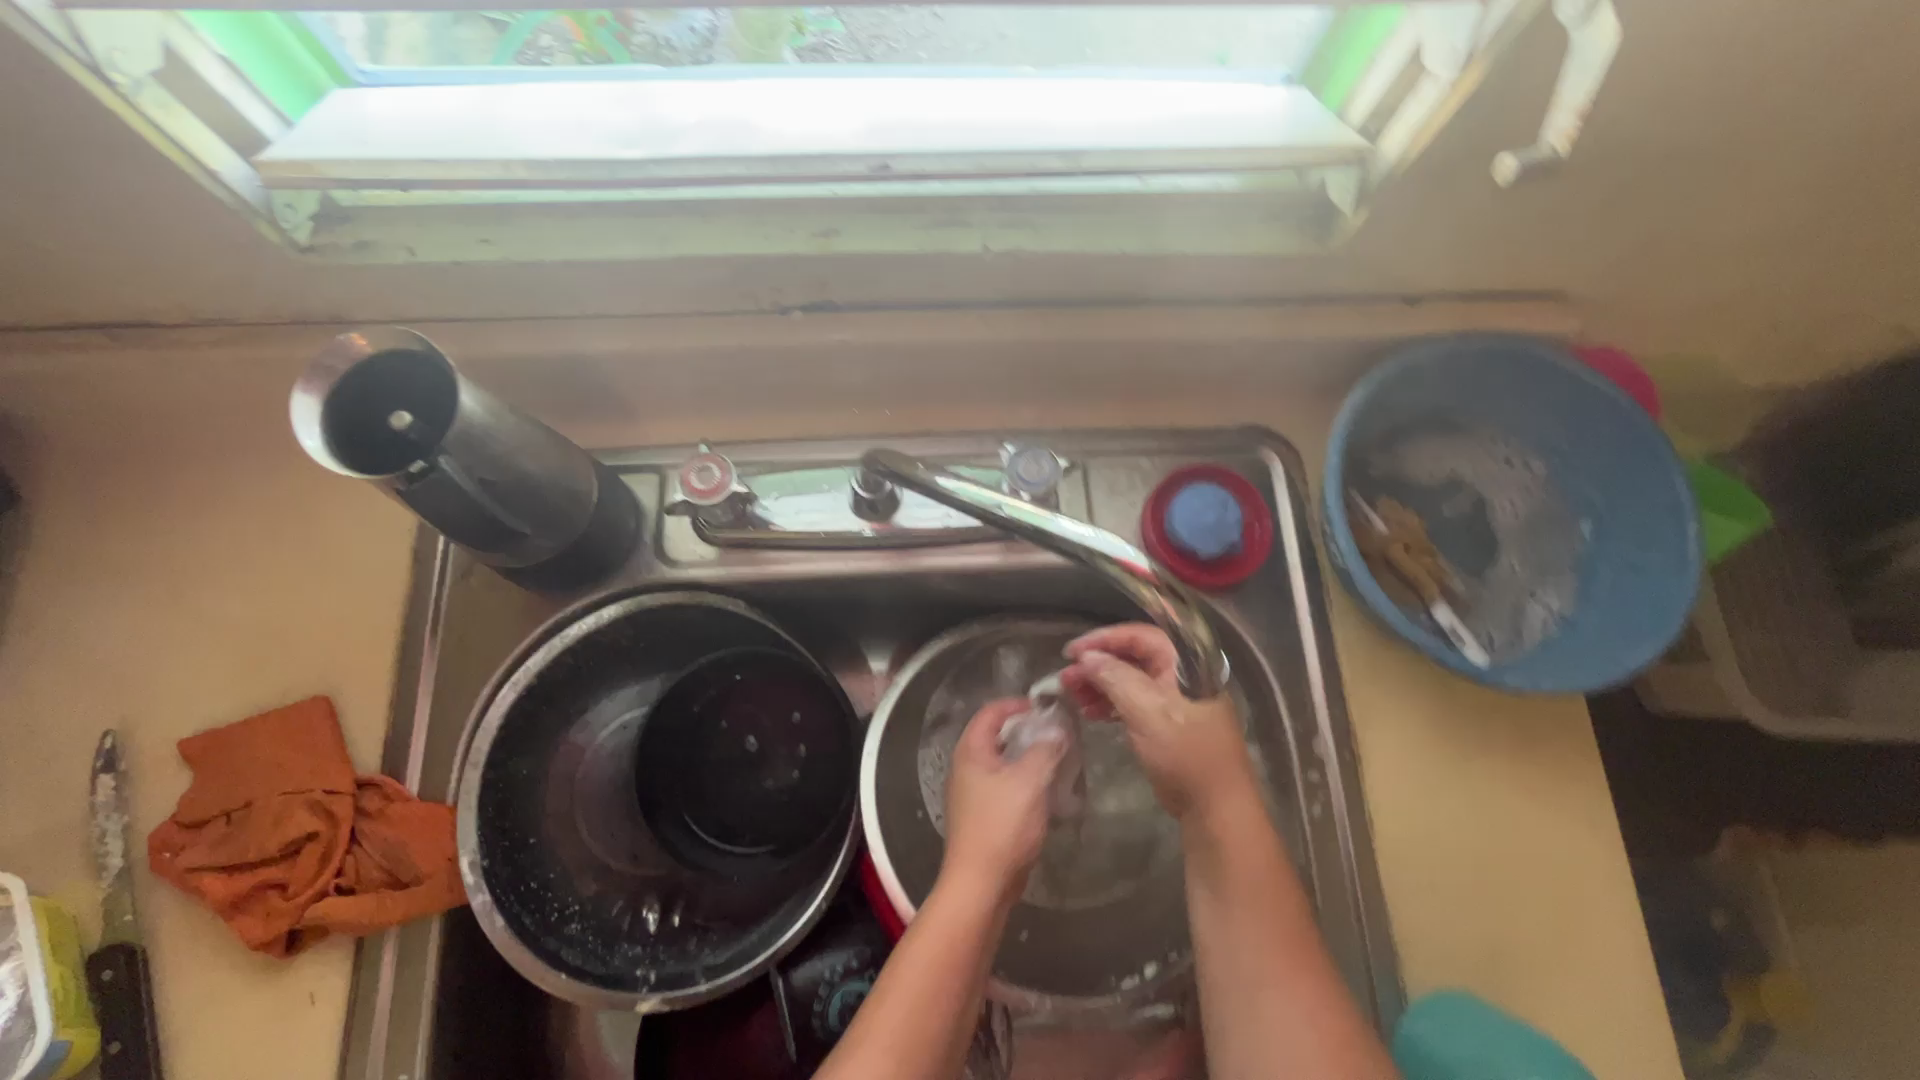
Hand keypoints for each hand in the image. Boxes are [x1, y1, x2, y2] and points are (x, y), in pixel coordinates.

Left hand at [940, 698, 1065, 901]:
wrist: (981, 883)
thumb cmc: (1002, 825)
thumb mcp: (1029, 781)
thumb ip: (1046, 749)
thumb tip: (1057, 728)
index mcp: (971, 751)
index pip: (990, 712)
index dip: (1017, 704)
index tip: (1046, 709)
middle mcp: (967, 767)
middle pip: (997, 737)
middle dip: (1028, 732)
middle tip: (1058, 734)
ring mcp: (973, 793)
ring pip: (1004, 764)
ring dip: (1030, 759)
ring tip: (1059, 761)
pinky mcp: (984, 815)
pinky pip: (1007, 787)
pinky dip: (1027, 783)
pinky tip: (1050, 792)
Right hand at [1059, 624, 1253, 821]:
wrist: (1214, 806)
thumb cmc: (1185, 753)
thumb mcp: (1147, 711)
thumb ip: (1115, 678)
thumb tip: (1087, 657)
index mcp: (1185, 662)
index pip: (1140, 636)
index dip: (1104, 639)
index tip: (1071, 652)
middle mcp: (1181, 674)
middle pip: (1133, 656)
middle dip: (1097, 664)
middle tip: (1067, 678)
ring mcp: (1174, 699)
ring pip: (1130, 679)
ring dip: (1100, 685)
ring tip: (1074, 697)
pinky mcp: (1166, 722)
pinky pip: (1133, 702)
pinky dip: (1111, 704)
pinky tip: (1090, 713)